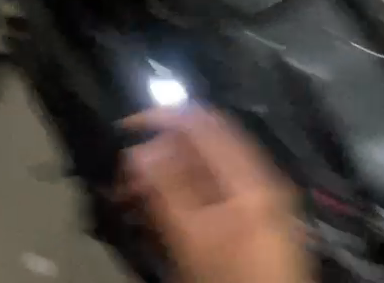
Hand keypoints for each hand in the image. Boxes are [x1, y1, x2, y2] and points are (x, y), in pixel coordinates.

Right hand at [124, 107, 311, 282]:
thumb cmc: (233, 280)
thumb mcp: (192, 239)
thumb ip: (163, 189)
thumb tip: (136, 151)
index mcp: (248, 178)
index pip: (200, 122)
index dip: (161, 116)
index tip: (127, 127)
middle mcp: (256, 179)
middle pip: (199, 145)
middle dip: (157, 153)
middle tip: (126, 175)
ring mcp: (256, 199)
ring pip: (202, 168)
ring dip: (164, 173)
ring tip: (134, 196)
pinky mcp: (252, 218)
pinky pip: (210, 188)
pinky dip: (181, 191)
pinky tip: (159, 209)